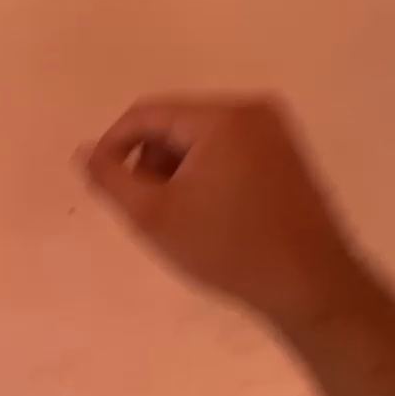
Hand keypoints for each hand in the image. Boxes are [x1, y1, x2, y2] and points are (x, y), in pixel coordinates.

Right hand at [78, 95, 374, 329]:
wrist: (310, 285)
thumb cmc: (226, 248)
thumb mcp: (151, 215)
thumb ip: (110, 178)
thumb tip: (84, 151)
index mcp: (222, 118)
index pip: (145, 114)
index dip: (112, 145)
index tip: (102, 184)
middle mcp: (252, 111)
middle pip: (171, 123)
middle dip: (147, 161)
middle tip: (144, 207)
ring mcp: (274, 131)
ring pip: (196, 138)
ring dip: (172, 170)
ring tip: (174, 214)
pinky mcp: (285, 153)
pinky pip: (224, 149)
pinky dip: (200, 173)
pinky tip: (203, 211)